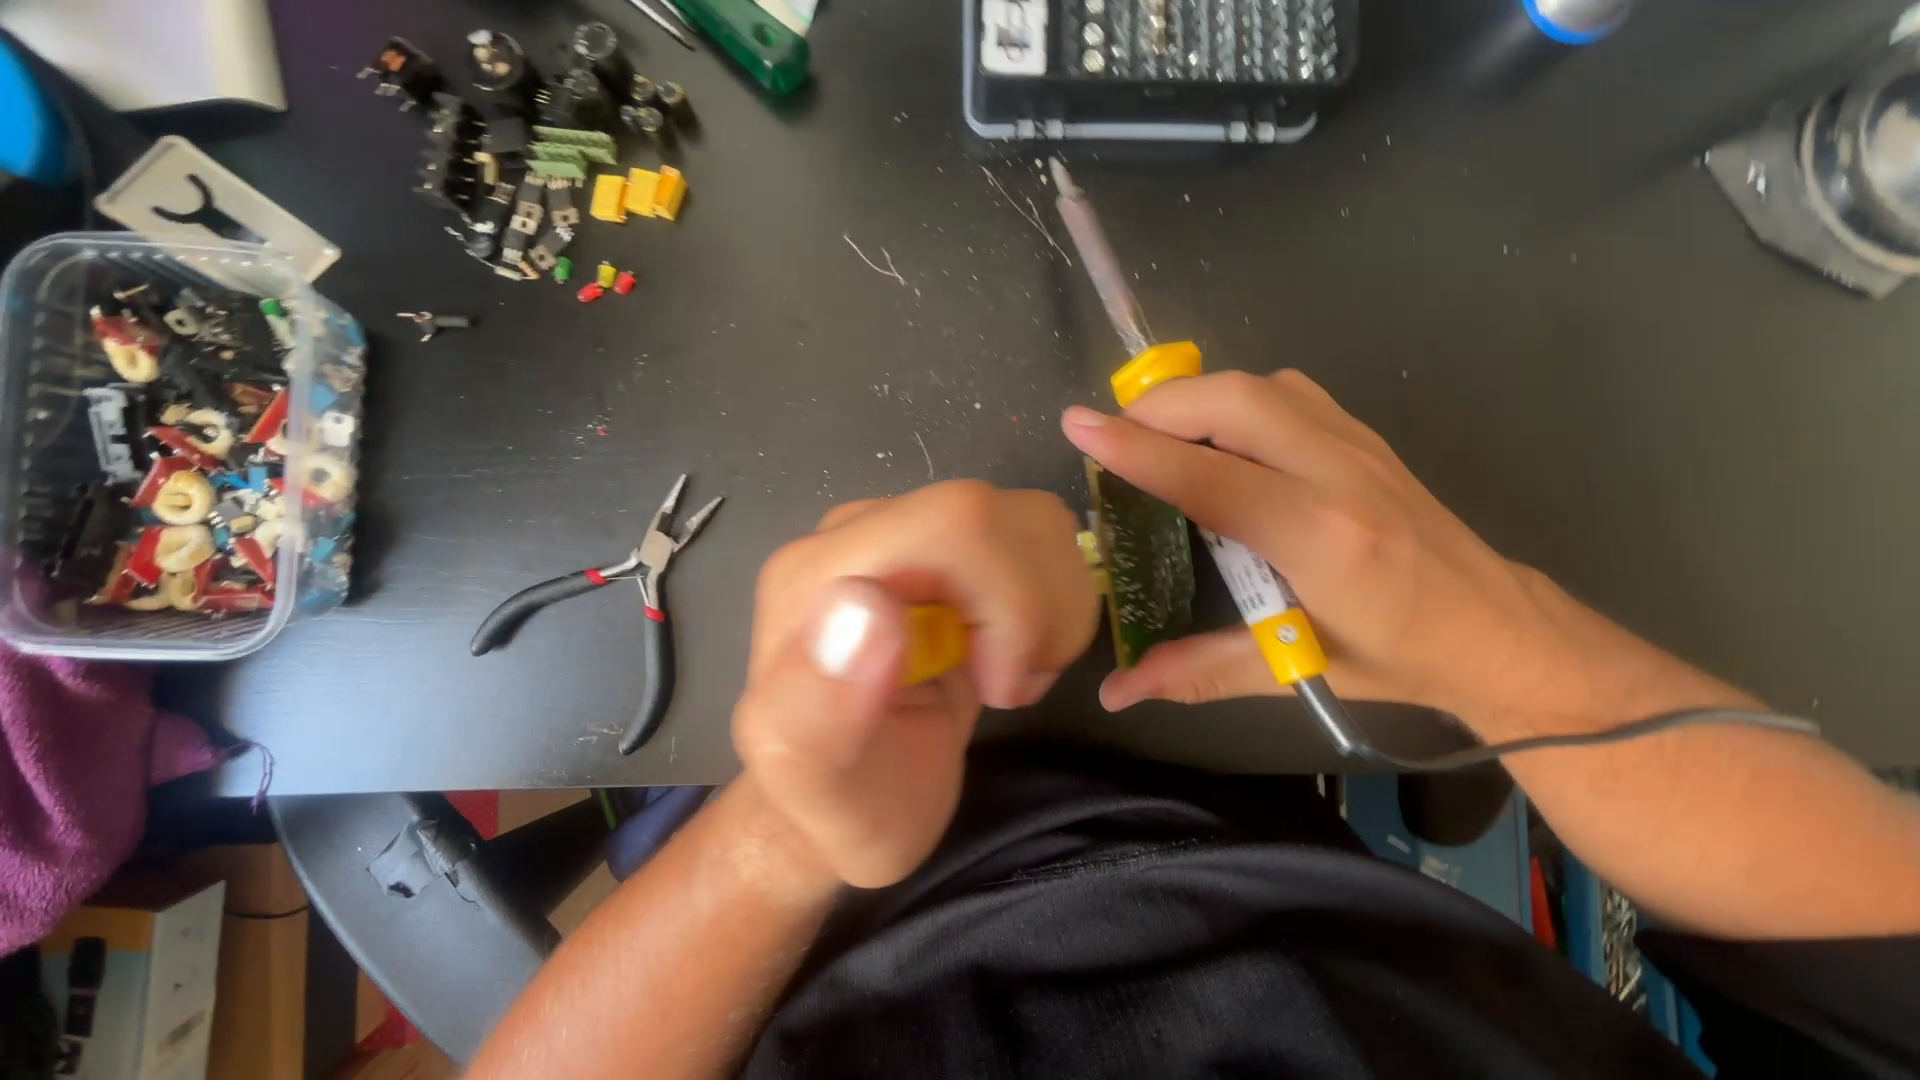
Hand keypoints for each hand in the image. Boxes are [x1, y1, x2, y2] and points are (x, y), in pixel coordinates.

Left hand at [732, 481, 1097, 888]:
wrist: (851, 808)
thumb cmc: (835, 806)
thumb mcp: (813, 783)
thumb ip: (820, 704)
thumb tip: (868, 605)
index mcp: (820, 572)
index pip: (953, 524)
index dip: (1007, 600)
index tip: (995, 687)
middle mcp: (864, 538)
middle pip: (999, 515)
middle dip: (1035, 610)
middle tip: (1007, 688)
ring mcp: (914, 545)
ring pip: (1033, 523)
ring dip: (1052, 609)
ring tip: (1009, 677)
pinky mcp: (955, 565)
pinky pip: (1038, 548)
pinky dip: (1055, 608)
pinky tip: (1012, 660)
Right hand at [1061, 370, 1751, 736]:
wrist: (1501, 634)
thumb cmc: (1399, 659)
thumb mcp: (1296, 668)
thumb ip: (1198, 672)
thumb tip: (1116, 691)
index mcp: (1321, 538)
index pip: (1210, 477)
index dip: (1137, 449)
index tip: (1079, 426)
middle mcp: (1340, 475)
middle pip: (1236, 403)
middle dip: (1161, 406)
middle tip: (1113, 433)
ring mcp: (1360, 447)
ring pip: (1264, 386)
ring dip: (1199, 396)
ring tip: (1158, 431)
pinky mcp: (1368, 439)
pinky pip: (1291, 394)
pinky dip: (1238, 399)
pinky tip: (1222, 435)